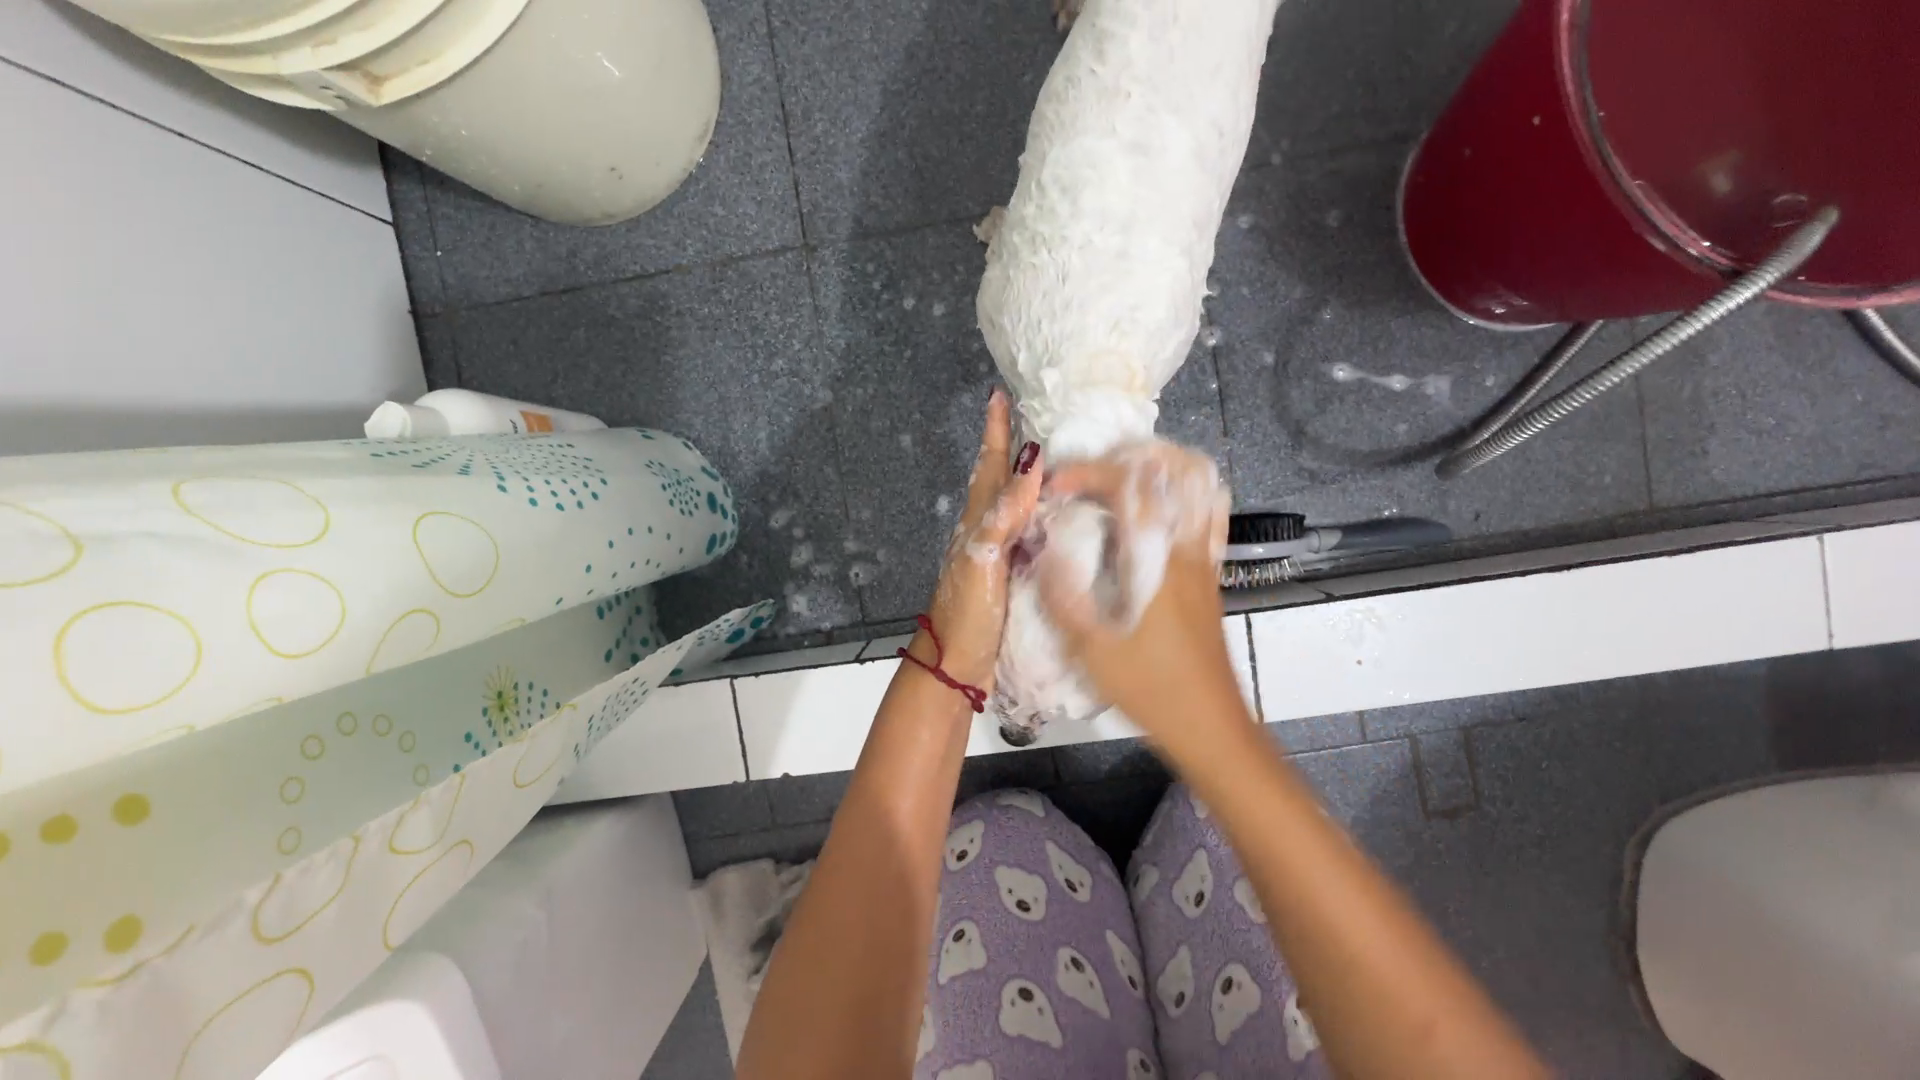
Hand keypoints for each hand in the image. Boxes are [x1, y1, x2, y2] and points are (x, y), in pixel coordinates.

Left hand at [914, 387, 1043, 689]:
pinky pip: (1032, 535)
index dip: (995, 431)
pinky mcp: (1014, 577)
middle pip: (1002, 479)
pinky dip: (1047, 518)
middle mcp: (988, 531)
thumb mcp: (983, 560)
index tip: (998, 395)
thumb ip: (1004, 515)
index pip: (989, 465)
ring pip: (1018, 507)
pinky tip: (1064, 520)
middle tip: (1038, 417)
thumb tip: (1032, 463)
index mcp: (978, 521)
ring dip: (1033, 482)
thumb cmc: (967, 613)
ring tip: (1058, 460)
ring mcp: (1000, 555)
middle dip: (1014, 447)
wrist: (957, 666)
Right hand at [1034, 442, 1246, 744]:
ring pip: (1199, 487)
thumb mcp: (1092, 650)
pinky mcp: (1211, 577)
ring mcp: (1206, 560)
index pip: (1129, 484)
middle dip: (1127, 455)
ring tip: (1119, 481)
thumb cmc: (1152, 689)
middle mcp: (1187, 547)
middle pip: (1175, 469)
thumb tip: (1042, 551)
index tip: (1055, 488)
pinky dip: (1182, 497)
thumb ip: (1062, 596)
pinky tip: (1153, 516)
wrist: (1213, 726)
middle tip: (1089, 473)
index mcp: (1157, 559)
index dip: (1087, 471)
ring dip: (1159, 470)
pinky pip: (1206, 517)